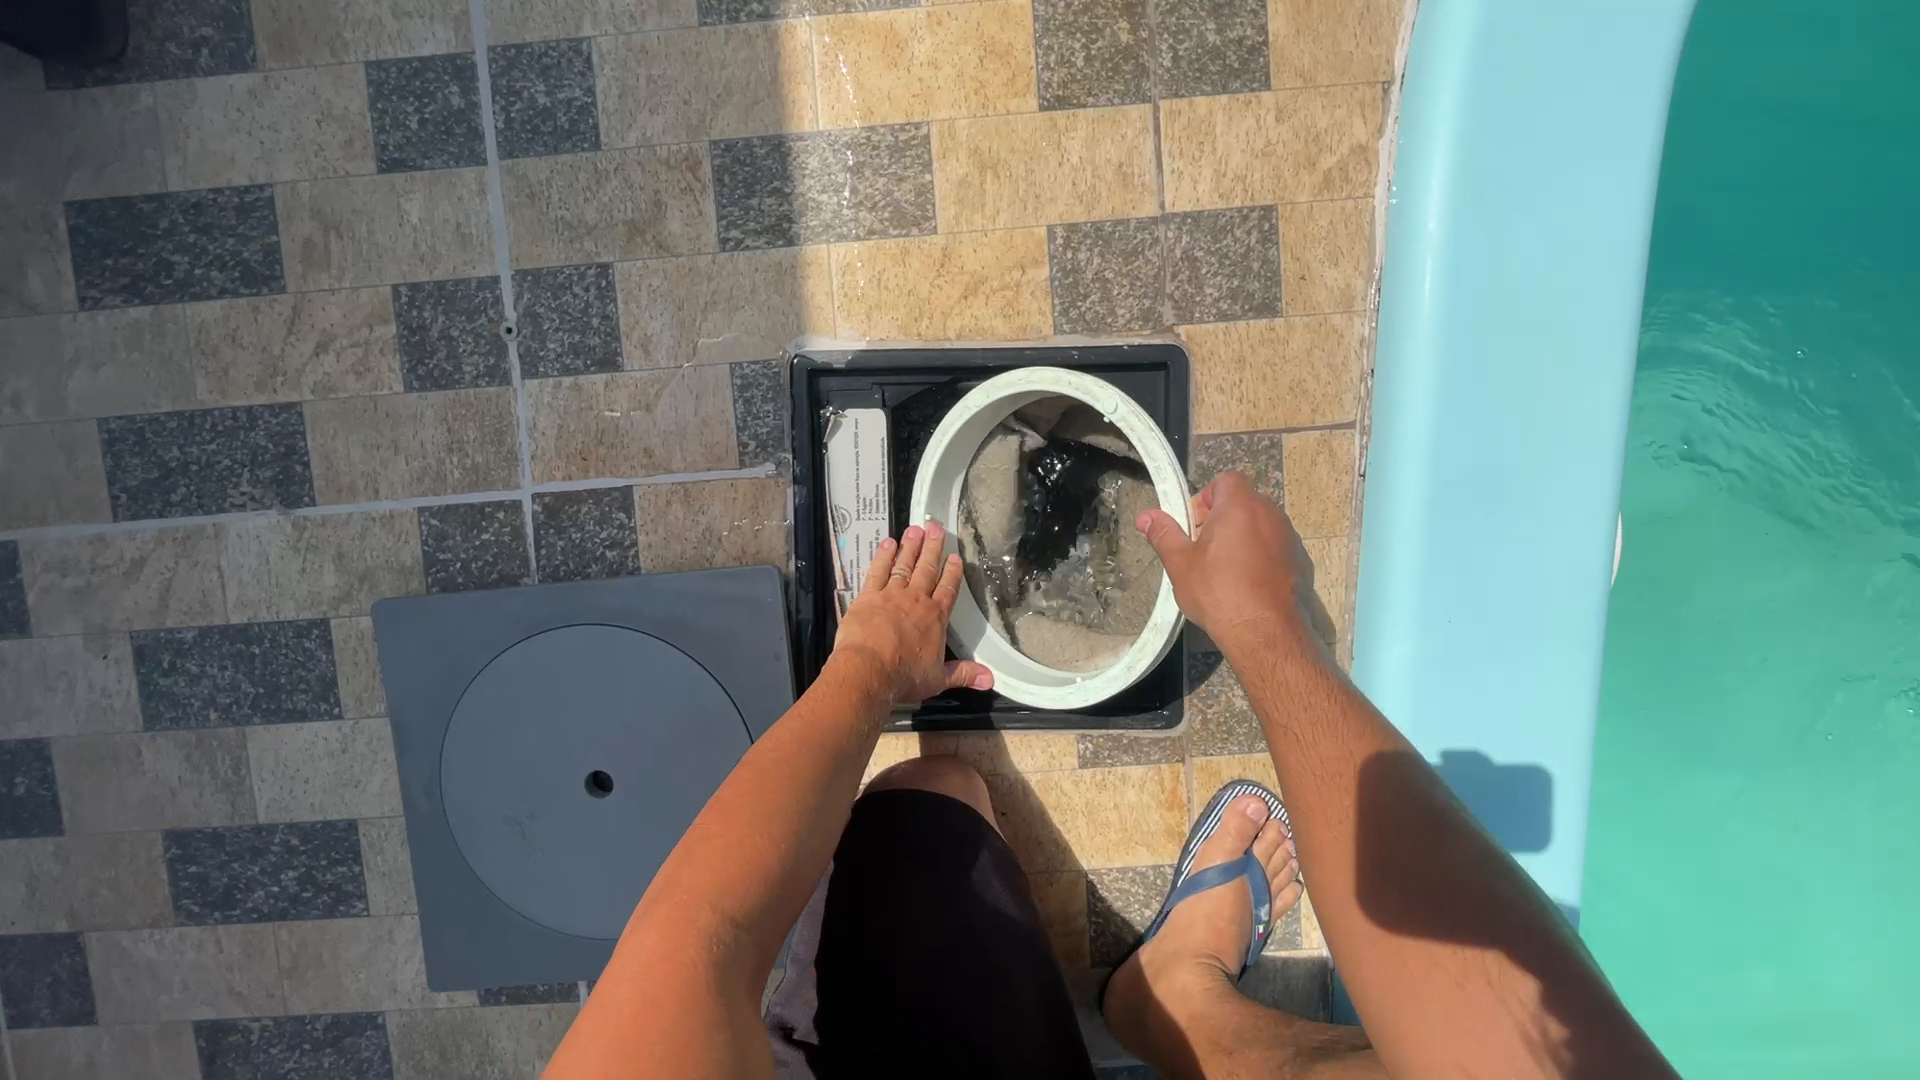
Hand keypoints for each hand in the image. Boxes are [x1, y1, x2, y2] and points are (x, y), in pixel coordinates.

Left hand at [831, 522, 994, 703]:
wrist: (869, 670)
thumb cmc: (904, 676)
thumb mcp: (938, 679)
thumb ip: (963, 674)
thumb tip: (989, 680)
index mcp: (936, 618)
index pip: (948, 589)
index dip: (952, 572)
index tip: (955, 556)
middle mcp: (916, 600)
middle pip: (927, 569)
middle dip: (933, 547)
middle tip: (935, 526)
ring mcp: (892, 595)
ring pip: (904, 565)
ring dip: (911, 546)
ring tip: (915, 529)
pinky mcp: (868, 596)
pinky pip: (878, 571)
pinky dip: (883, 556)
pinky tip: (887, 543)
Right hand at [1135, 472, 1322, 650]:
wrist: (1264, 631)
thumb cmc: (1217, 591)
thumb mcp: (1180, 563)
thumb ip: (1163, 534)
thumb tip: (1145, 516)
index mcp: (1240, 506)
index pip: (1225, 480)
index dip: (1206, 498)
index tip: (1194, 525)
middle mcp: (1269, 513)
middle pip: (1242, 502)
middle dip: (1221, 519)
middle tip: (1203, 550)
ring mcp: (1288, 536)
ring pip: (1259, 525)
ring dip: (1241, 537)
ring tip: (1224, 570)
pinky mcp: (1299, 559)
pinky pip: (1274, 546)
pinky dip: (1260, 555)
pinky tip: (1247, 584)